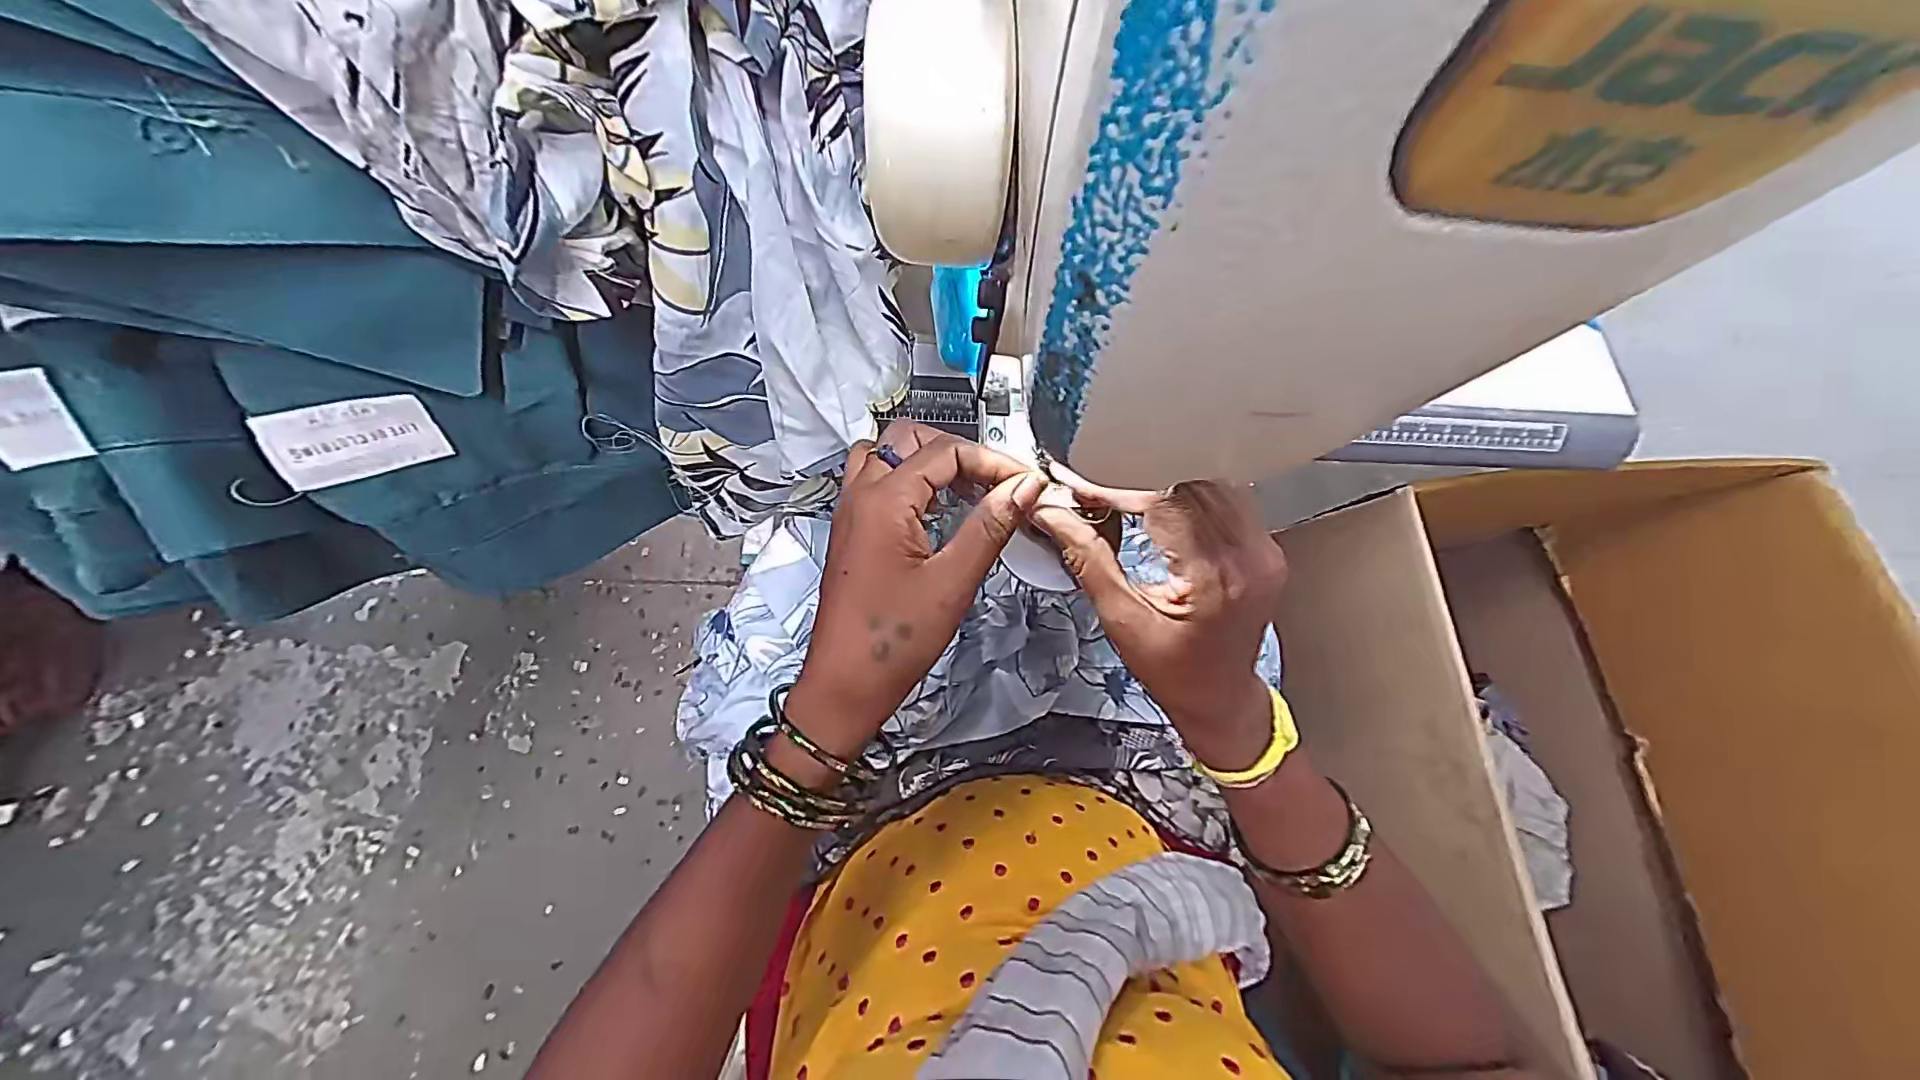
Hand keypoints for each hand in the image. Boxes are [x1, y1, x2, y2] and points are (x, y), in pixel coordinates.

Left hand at [785, 421, 1045, 755]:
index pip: (946, 452)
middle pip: (912, 439)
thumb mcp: (953, 581)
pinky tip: (936, 511)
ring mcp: (850, 512)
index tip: (1023, 483)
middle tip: (996, 482)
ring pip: (888, 454)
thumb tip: (1023, 487)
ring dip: (929, 461)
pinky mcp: (851, 532)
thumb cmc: (891, 641)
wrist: (844, 684)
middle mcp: (860, 495)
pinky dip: (908, 480)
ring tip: (966, 490)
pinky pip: (876, 481)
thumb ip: (990, 526)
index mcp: (883, 500)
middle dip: (960, 452)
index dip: (992, 462)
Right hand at [1030, 471, 1287, 770]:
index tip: (1082, 487)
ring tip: (1124, 495)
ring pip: (1208, 484)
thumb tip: (1055, 517)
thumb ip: (1088, 560)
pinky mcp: (1264, 548)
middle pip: (1188, 484)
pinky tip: (1159, 504)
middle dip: (1136, 480)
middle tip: (1098, 490)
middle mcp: (1250, 557)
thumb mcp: (1122, 620)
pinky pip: (1224, 499)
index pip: (1163, 501)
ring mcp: (1263, 550)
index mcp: (1216, 577)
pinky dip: (1187, 495)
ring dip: (1162, 483)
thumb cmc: (1177, 674)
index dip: (1116, 487)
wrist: (1221, 698)